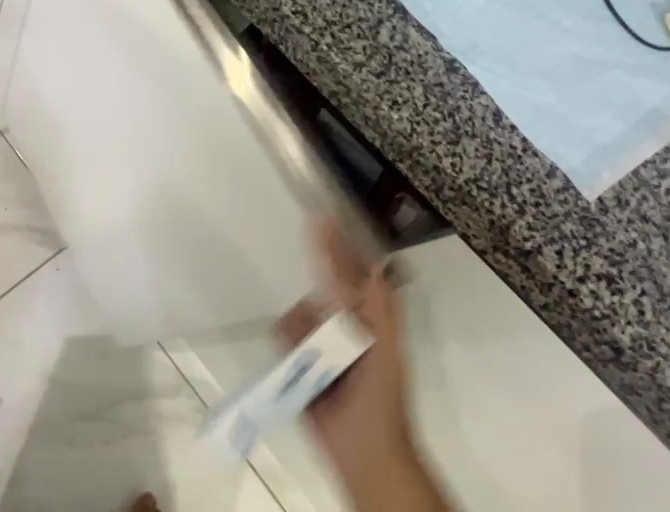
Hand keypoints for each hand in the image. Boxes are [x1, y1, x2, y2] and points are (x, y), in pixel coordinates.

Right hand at [276, 221, 448, 511]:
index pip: (348, 274)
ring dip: (301, 333)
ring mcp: (318, 345)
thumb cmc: (381, 401)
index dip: (336, 246)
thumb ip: (381, 310)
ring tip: (316, 363)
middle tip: (312, 309)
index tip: (320, 216)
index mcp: (367, 321)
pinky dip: (286, 346)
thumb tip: (376, 265)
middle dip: (312, 302)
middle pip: (318, 292)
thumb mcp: (387, 353)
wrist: (362, 452)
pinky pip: (281, 338)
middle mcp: (342, 327)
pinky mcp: (296, 362)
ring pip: (296, 315)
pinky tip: (298, 365)